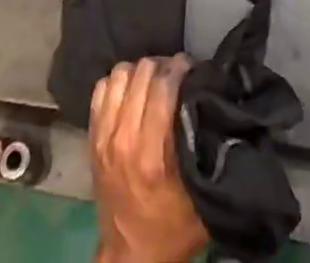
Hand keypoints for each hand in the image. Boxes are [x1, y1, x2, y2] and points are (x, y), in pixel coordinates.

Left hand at [90, 57, 206, 262]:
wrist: (131, 253)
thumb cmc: (174, 224)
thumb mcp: (202, 192)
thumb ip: (208, 148)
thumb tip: (218, 103)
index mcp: (153, 155)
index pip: (163, 87)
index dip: (181, 67)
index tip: (194, 67)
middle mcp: (124, 140)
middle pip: (141, 74)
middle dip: (164, 66)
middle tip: (178, 72)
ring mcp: (104, 138)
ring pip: (119, 74)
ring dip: (140, 71)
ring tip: (155, 78)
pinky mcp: (92, 138)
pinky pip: (101, 88)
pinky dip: (118, 82)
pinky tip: (133, 90)